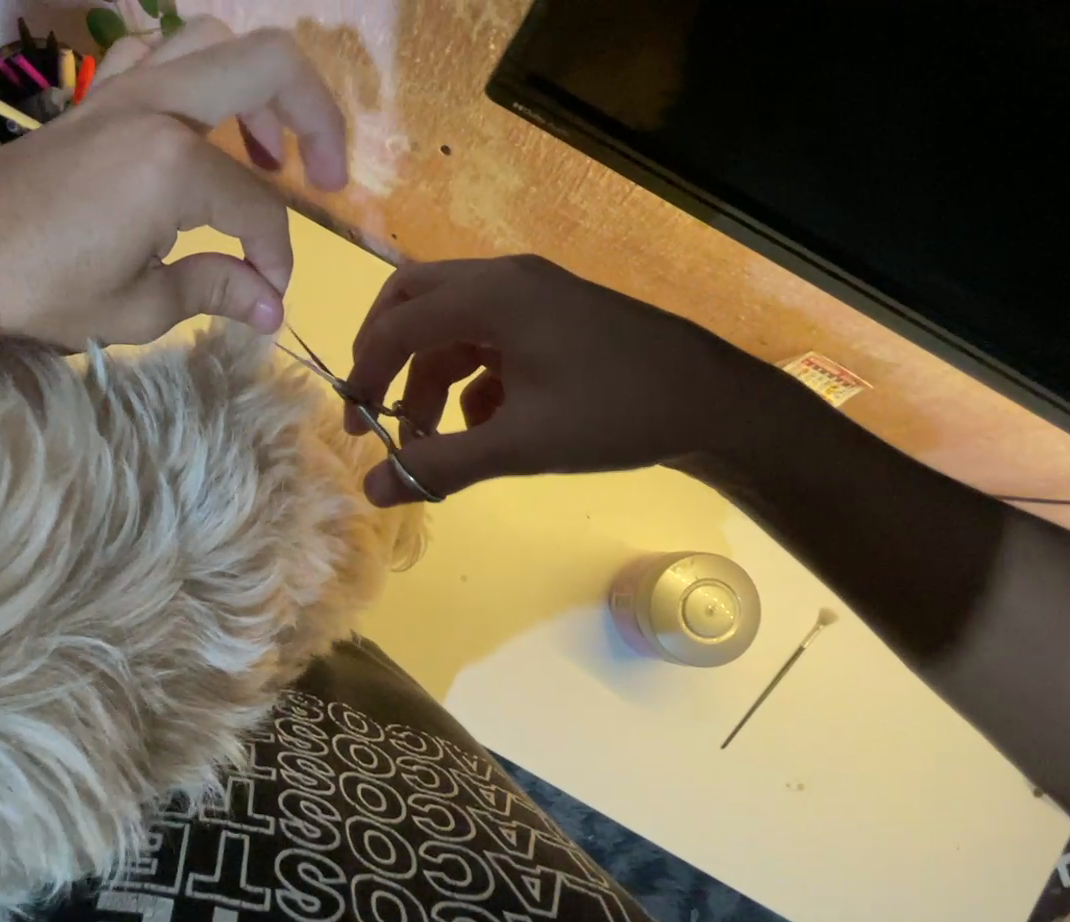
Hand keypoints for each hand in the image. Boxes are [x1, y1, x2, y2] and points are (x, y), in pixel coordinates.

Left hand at [0, 19, 346, 347]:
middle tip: (328, 175)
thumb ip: (212, 291)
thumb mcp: (135, 311)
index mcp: (170, 166)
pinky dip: (188, 74)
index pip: (257, 210)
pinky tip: (192, 121)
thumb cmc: (37, 301)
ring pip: (211, 41)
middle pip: (267, 67)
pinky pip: (150, 54)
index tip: (268, 300)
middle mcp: (152, 107)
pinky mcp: (85, 103)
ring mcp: (114, 94)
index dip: (277, 259)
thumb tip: (271, 308)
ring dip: (256, 85)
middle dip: (316, 117)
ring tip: (266, 149)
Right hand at [346, 256, 794, 504]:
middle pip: (413, 301)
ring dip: (428, 379)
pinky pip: (483, 341)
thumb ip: (440, 465)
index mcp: (494, 297)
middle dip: (385, 356)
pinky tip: (483, 427)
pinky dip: (467, 382)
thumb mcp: (520, 444)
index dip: (365, 377)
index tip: (356, 429)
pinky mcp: (547, 319)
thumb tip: (371, 492)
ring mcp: (529, 297)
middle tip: (374, 406)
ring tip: (429, 438)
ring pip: (448, 326)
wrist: (713, 402)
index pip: (398, 326)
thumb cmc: (615, 414)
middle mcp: (504, 282)